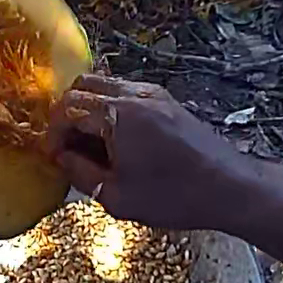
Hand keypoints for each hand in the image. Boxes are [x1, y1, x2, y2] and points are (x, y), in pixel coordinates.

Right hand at [49, 74, 255, 230]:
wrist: (230, 187)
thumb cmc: (173, 196)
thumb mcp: (117, 196)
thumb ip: (81, 173)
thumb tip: (62, 159)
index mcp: (118, 115)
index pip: (68, 108)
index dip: (53, 133)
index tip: (53, 157)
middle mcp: (135, 95)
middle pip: (83, 87)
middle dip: (66, 115)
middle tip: (66, 147)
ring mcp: (153, 94)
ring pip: (105, 86)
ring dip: (88, 110)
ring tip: (90, 146)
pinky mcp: (166, 101)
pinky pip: (125, 94)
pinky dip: (109, 110)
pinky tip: (115, 142)